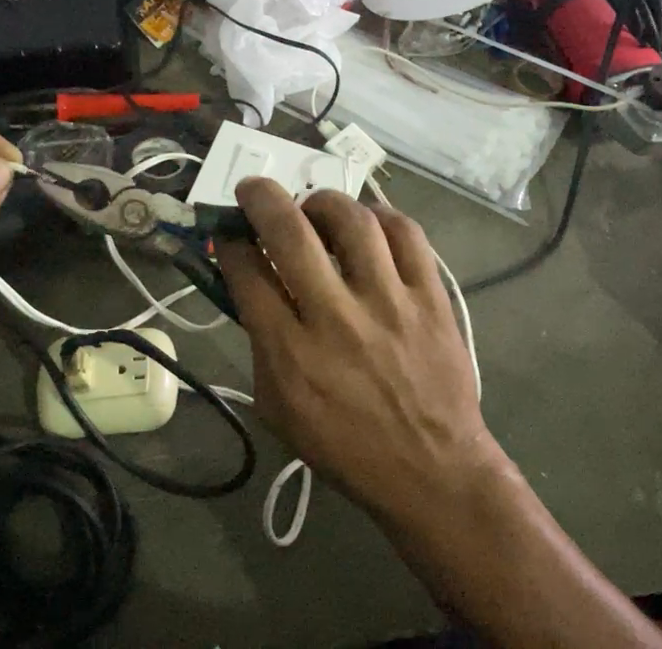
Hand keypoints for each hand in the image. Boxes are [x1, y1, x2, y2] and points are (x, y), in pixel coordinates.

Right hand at [221, 180, 501, 523]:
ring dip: (323, 202)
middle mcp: (336, 317)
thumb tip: (254, 288)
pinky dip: (382, 217)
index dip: (229, 241)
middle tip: (254, 190)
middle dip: (261, 199)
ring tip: (315, 207)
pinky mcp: (432, 298)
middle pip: (290, 232)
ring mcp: (390, 302)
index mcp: (290, 353)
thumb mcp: (278, 411)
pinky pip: (407, 234)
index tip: (228, 231)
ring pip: (352, 220)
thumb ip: (262, 348)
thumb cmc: (346, 448)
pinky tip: (368, 223)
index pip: (246, 272)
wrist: (433, 472)